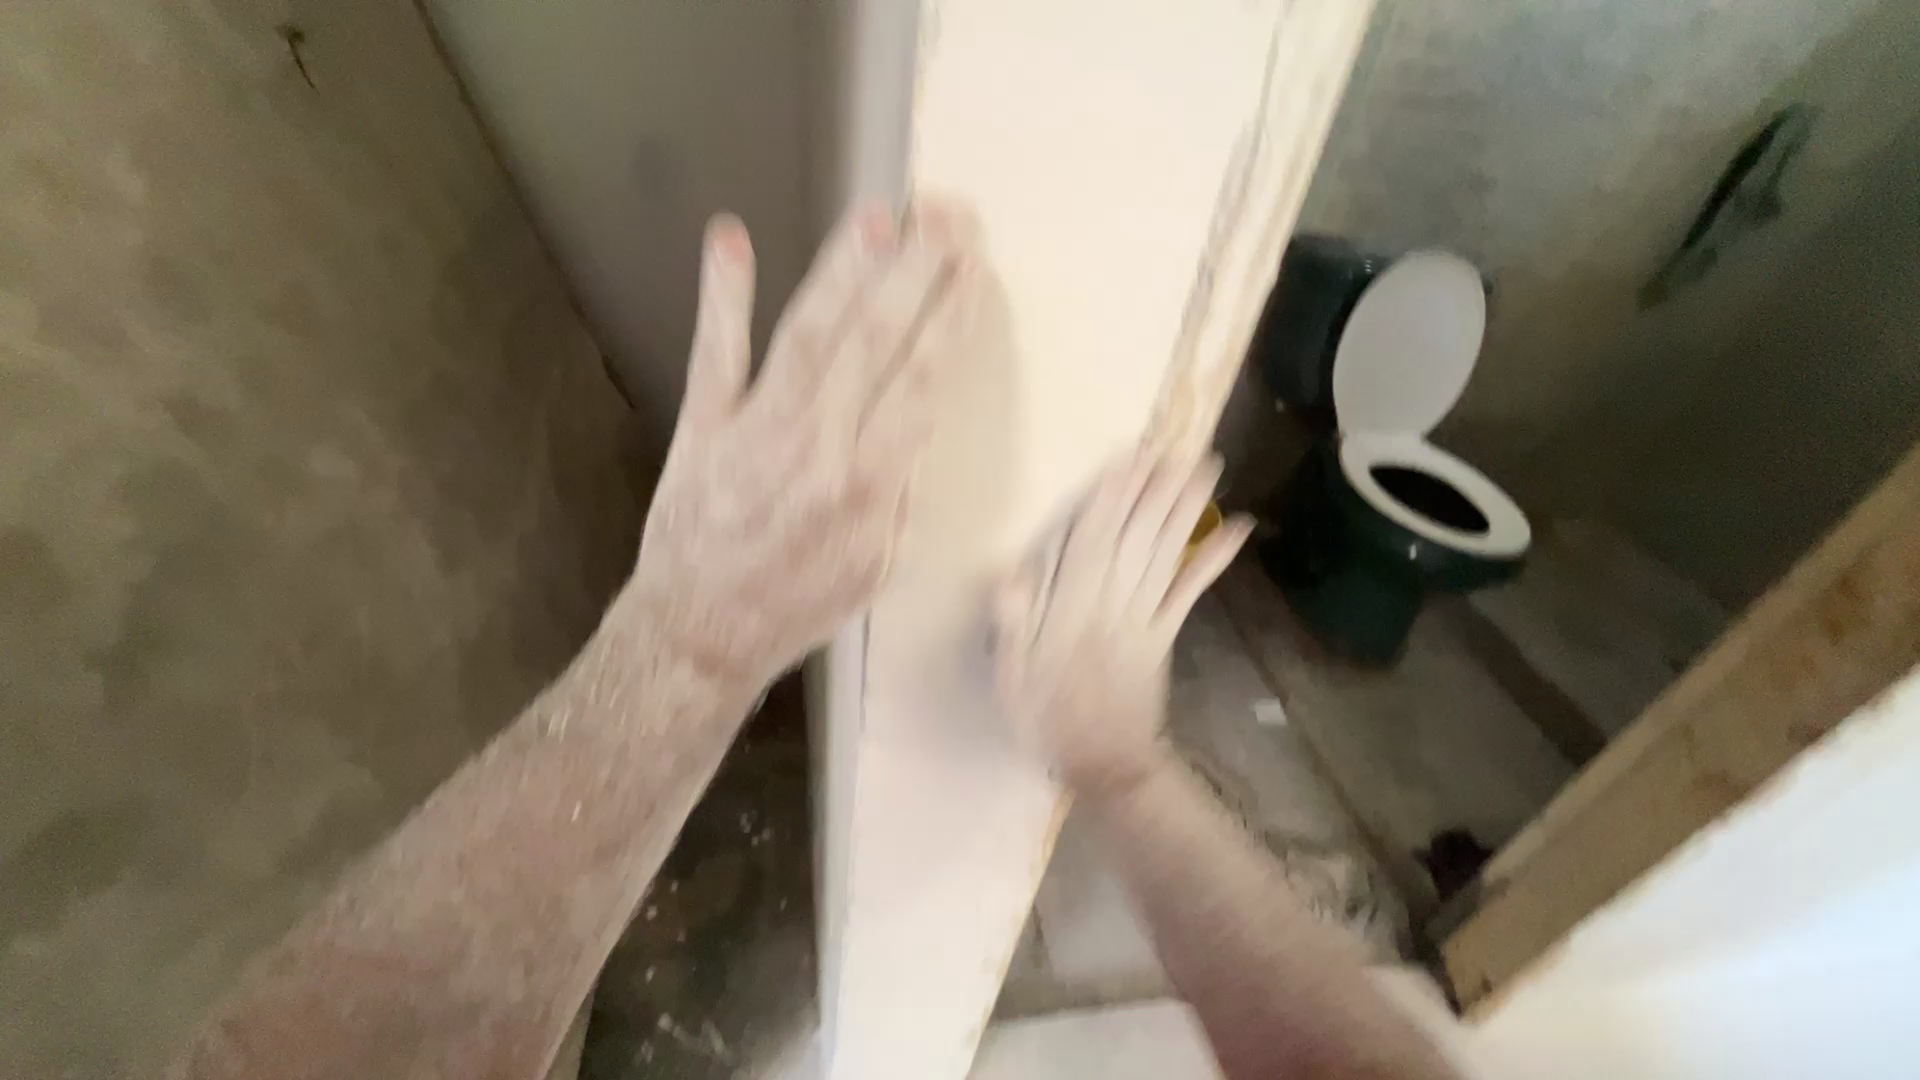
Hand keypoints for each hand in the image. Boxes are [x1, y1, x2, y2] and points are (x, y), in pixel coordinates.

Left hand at [630, 201, 983, 685]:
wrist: (699, 631)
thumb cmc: (798, 605)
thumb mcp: (877, 568)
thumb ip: (899, 494)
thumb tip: (913, 427)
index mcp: (869, 486)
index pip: (922, 385)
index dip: (950, 322)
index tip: (974, 271)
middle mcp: (818, 446)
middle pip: (875, 344)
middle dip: (915, 274)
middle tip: (946, 215)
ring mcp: (756, 430)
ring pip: (809, 336)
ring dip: (843, 272)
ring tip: (876, 216)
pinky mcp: (704, 425)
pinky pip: (716, 354)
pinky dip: (722, 297)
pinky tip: (730, 239)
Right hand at [993, 449, 1251, 796]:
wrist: (1106, 764)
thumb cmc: (1048, 716)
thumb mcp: (1013, 675)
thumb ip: (1015, 622)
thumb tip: (1014, 568)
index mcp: (1074, 608)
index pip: (1094, 539)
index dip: (1112, 496)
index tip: (1130, 455)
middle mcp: (1113, 603)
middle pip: (1138, 536)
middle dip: (1158, 488)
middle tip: (1181, 443)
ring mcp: (1144, 618)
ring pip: (1166, 554)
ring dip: (1187, 509)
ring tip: (1206, 469)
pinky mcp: (1165, 636)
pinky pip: (1189, 594)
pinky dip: (1213, 561)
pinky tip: (1236, 531)